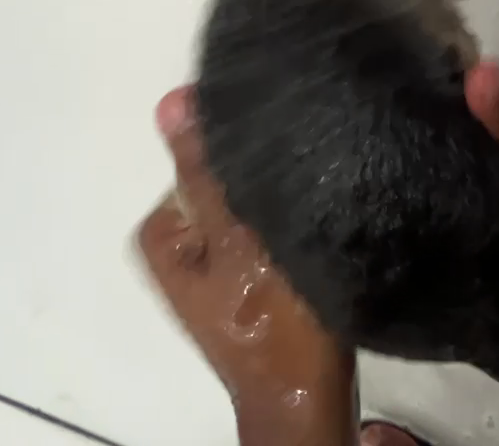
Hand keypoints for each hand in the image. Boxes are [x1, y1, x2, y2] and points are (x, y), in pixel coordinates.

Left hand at [137, 87, 353, 445]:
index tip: (302, 123)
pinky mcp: (260, 269)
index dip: (253, 134)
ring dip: (292, 185)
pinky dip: (299, 210)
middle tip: (324, 160)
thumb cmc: (271, 320)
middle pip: (233, 173)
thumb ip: (207, 172)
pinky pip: (275, 218)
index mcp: (164, 230)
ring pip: (259, 195)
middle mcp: (187, 239)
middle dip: (275, 163)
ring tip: (334, 179)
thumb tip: (170, 101)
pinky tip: (332, 204)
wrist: (308, 397)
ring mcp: (225, 257)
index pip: (207, 150)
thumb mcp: (236, 239)